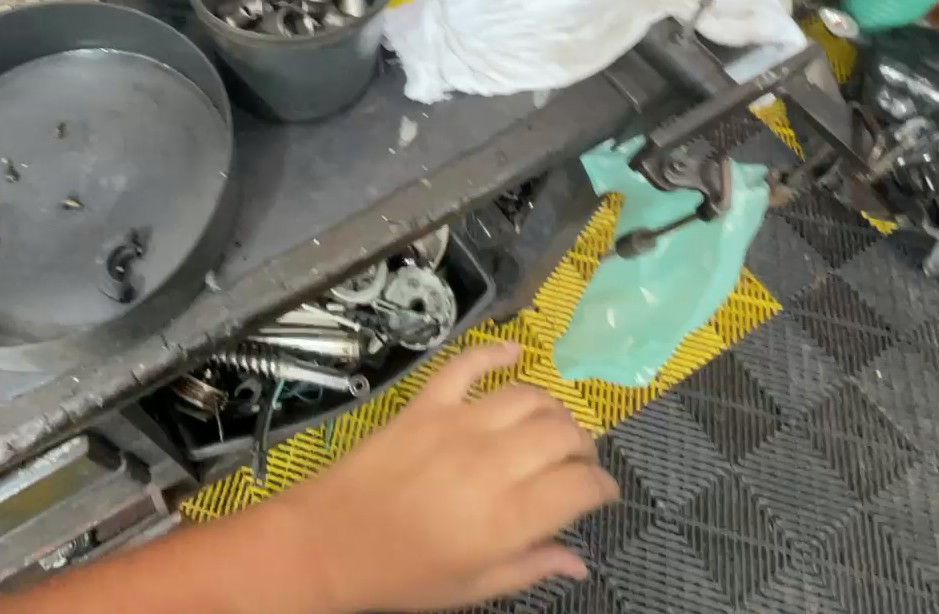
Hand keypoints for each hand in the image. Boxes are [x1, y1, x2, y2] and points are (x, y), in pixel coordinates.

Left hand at [275, 343, 617, 610]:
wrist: (336, 537)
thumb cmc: (407, 573)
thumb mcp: (476, 587)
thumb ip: (532, 567)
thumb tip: (580, 560)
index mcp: (510, 515)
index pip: (581, 485)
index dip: (602, 486)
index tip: (603, 491)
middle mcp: (493, 460)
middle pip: (561, 432)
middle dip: (582, 445)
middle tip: (579, 460)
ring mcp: (458, 422)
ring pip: (526, 396)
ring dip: (551, 406)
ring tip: (553, 423)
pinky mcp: (428, 402)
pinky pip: (467, 363)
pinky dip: (494, 351)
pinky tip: (515, 352)